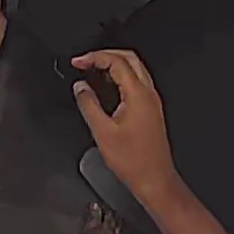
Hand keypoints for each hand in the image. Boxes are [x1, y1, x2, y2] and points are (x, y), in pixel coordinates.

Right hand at [71, 49, 178, 201]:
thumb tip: (80, 87)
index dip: (95, 57)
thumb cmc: (134, 161)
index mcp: (138, 95)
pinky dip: (121, 75)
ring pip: (135, 68)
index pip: (117, 62)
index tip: (78, 62)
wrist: (155, 179)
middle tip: (85, 60)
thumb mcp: (103, 133)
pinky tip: (107, 84)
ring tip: (93, 69)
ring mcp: (152, 100)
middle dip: (105, 54)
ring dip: (114, 63)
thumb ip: (89, 105)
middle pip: (129, 58)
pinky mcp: (151, 108)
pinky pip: (137, 81)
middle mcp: (148, 93)